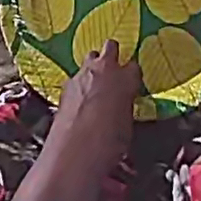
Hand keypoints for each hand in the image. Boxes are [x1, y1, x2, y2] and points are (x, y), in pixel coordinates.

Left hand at [47, 40, 140, 168]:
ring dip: (93, 67)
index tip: (130, 84)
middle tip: (112, 71)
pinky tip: (78, 100)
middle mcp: (105, 69)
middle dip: (112, 55)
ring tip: (94, 85)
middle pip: (110, 47)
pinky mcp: (66, 85)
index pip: (134, 67)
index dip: (131, 75)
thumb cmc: (108, 144)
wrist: (73, 153)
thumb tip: (120, 107)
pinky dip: (79, 84)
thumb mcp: (126, 126)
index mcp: (126, 79)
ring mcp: (83, 74)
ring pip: (90, 57)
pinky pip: (76, 77)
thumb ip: (124, 107)